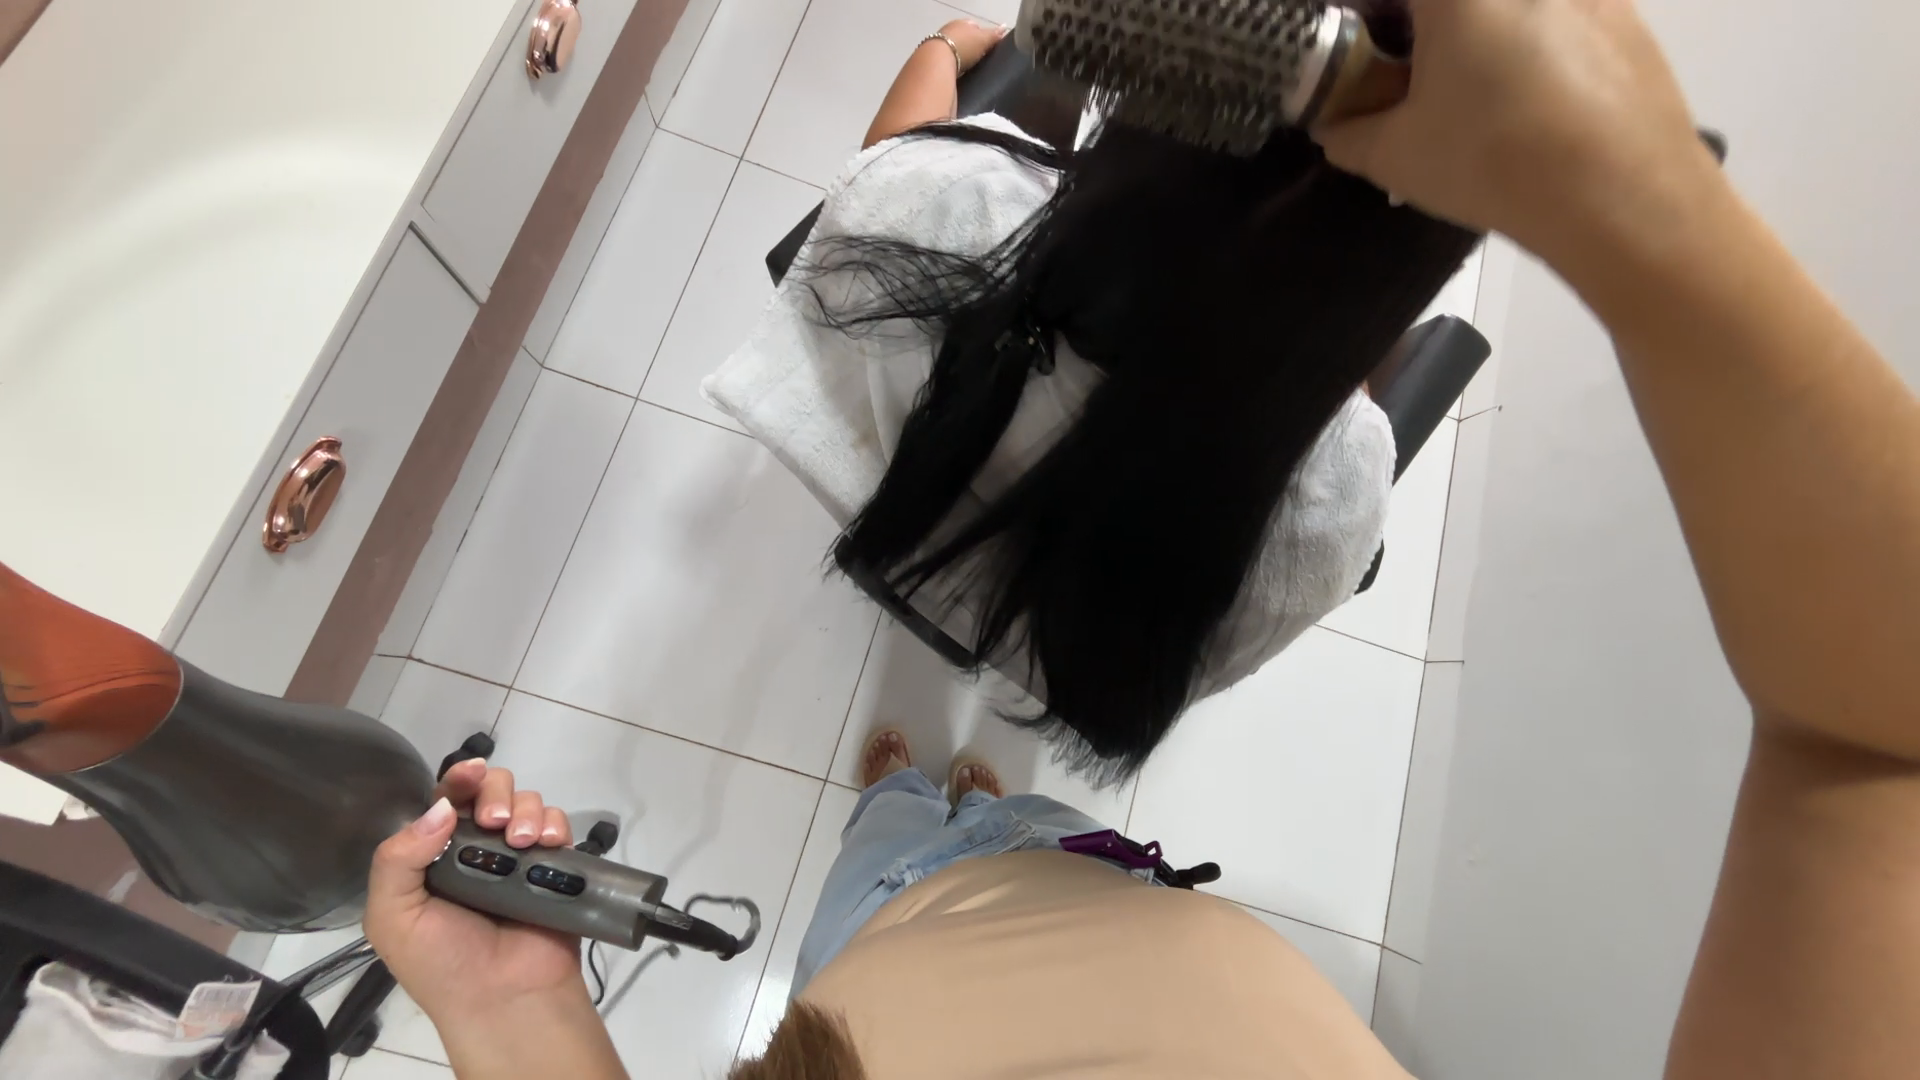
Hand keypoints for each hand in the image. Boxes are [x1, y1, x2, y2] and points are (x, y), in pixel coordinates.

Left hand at [364, 761, 583, 1024]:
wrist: (503, 995)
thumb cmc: (442, 961)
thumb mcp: (394, 918)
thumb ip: (397, 861)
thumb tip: (441, 807)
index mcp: (434, 857)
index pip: (445, 801)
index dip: (458, 779)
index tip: (473, 771)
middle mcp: (477, 848)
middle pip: (491, 790)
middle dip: (497, 794)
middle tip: (495, 823)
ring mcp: (518, 854)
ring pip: (527, 802)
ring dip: (527, 811)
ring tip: (523, 842)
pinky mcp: (554, 862)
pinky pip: (557, 824)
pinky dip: (555, 824)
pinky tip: (550, 843)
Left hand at [935, 18, 1005, 73]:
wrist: (938, 60)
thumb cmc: (963, 46)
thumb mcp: (983, 39)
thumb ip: (994, 35)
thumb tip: (1005, 27)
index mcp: (962, 23)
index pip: (974, 27)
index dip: (982, 37)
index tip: (987, 49)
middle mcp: (950, 30)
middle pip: (963, 38)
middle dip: (970, 48)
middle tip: (979, 62)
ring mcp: (939, 45)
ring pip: (954, 50)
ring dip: (960, 58)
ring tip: (968, 71)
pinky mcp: (933, 60)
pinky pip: (946, 62)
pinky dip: (951, 67)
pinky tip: (956, 75)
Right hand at [1313, 0, 1722, 263]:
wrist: (1616, 190)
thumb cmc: (1487, 161)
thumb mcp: (1393, 156)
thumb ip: (1348, 133)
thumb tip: (1332, 123)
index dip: (1362, 15)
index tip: (1350, 53)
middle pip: (1444, 3)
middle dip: (1413, 26)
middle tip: (1397, 77)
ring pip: (1499, 10)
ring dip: (1467, 37)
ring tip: (1457, 94)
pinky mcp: (1622, 12)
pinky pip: (1547, 16)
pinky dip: (1516, 44)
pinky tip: (1514, 102)